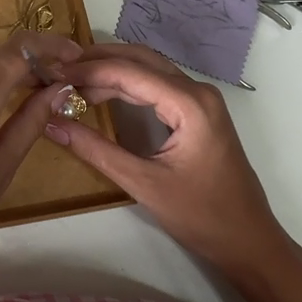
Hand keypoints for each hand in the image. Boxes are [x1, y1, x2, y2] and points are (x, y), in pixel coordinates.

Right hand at [45, 43, 283, 267]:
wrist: (250, 243)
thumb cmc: (202, 216)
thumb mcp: (143, 184)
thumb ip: (95, 150)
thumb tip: (52, 123)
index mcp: (189, 103)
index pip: (129, 72)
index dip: (89, 70)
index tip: (54, 75)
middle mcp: (197, 90)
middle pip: (139, 58)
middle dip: (97, 60)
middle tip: (59, 71)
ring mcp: (200, 98)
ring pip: (147, 67)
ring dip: (111, 69)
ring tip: (74, 80)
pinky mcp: (197, 109)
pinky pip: (156, 82)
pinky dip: (126, 82)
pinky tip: (102, 92)